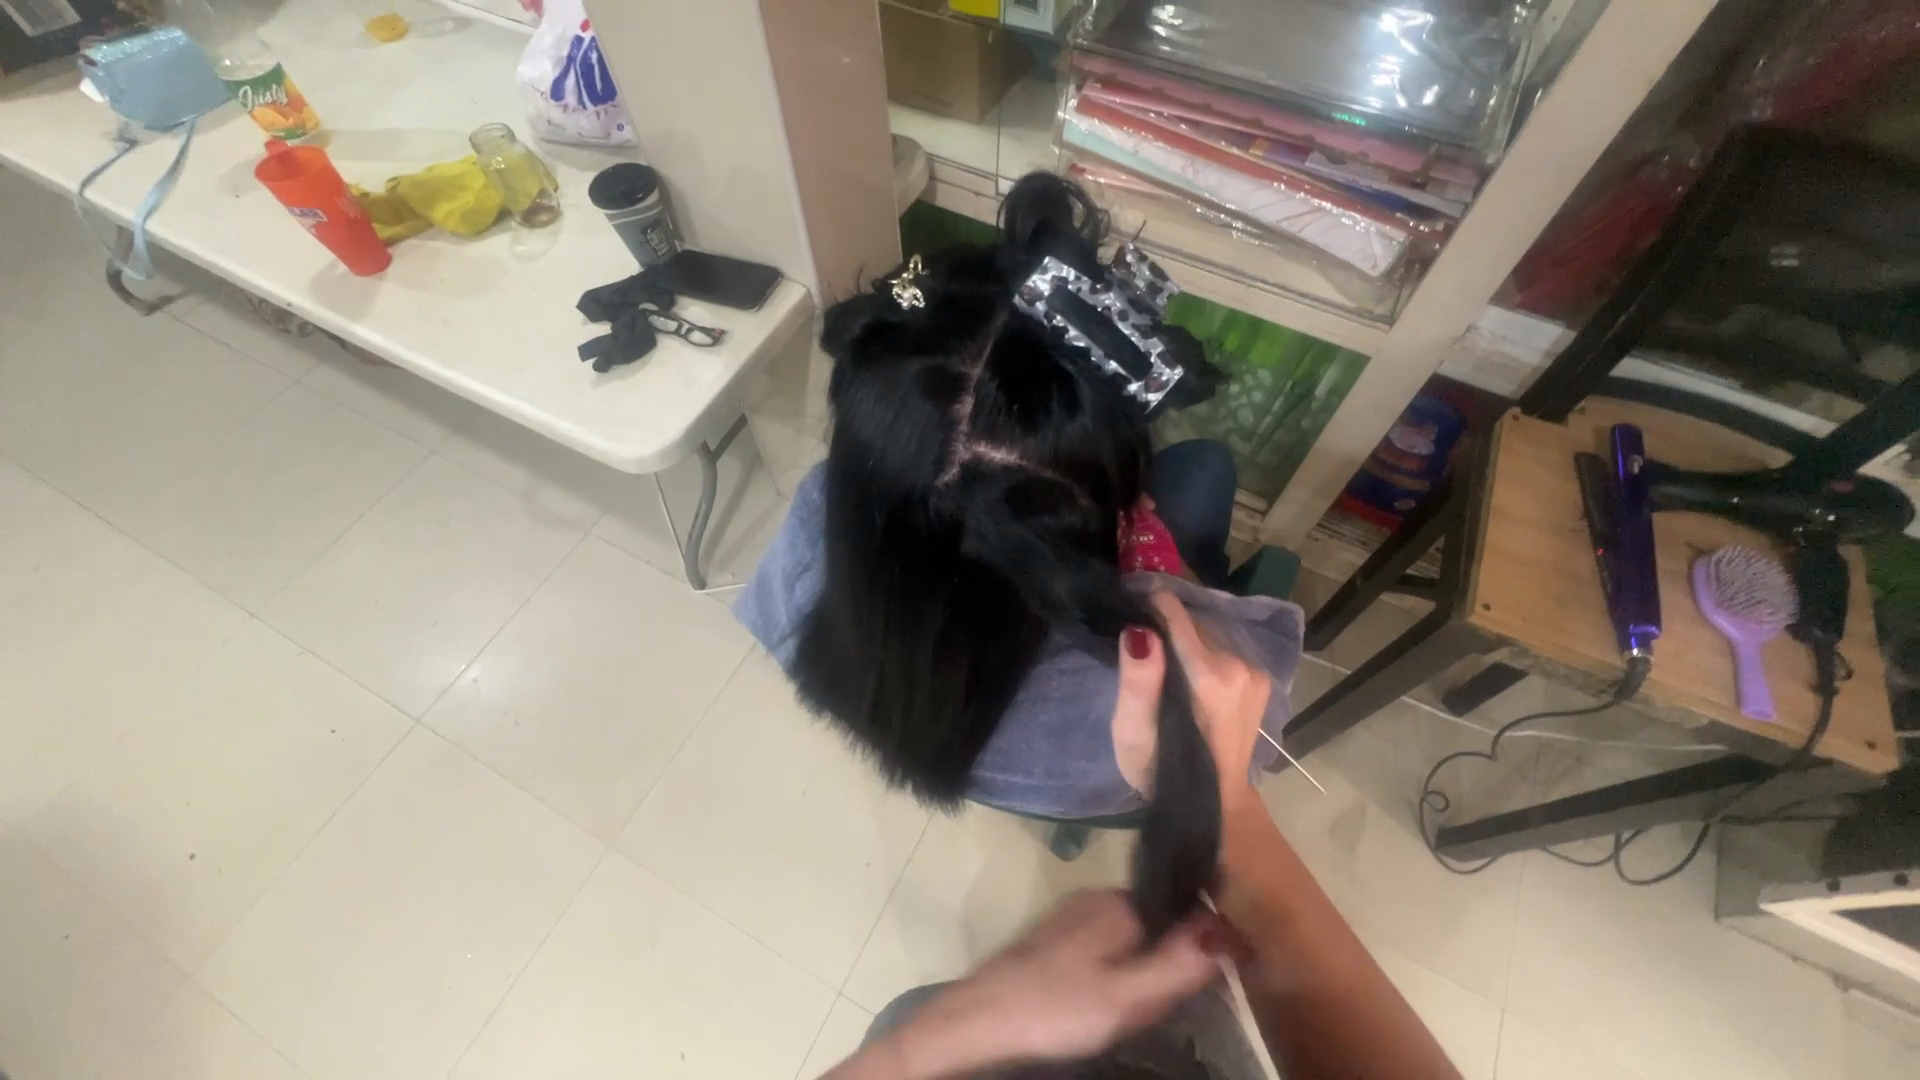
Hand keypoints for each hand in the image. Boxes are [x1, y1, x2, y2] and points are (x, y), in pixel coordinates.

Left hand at [863, 891, 1225, 1077]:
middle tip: (1184, 997)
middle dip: (1178, 949)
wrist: (981, 1019)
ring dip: (1149, 959)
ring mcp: (1072, 915)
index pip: (1182, 903)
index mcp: (1119, 903)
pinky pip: (1107, 941)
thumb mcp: (1128, 996)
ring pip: (1131, 930)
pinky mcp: (1055, 937)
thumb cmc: (1058, 1007)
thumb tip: (1229, 927)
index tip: (1227, 969)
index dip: (1208, 935)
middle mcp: (1097, 898)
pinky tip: (1116, 995)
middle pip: (1158, 916)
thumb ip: (1178, 963)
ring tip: (1153, 1002)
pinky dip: (1123, 963)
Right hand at [1113, 593, 1271, 810]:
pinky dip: (1201, 649)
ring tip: (1157, 653)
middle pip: (1193, 623)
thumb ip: (1138, 680)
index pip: (1178, 616)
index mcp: (1209, 677)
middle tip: (1136, 633)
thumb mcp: (1132, 730)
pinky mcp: (1261, 680)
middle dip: (1165, 622)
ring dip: (1183, 636)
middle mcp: (1239, 666)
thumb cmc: (1160, 769)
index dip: (1151, 602)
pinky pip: (1223, 647)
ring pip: (1209, 633)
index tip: (1128, 598)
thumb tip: (1139, 631)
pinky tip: (1184, 670)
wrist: (1211, 804)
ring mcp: (1256, 673)